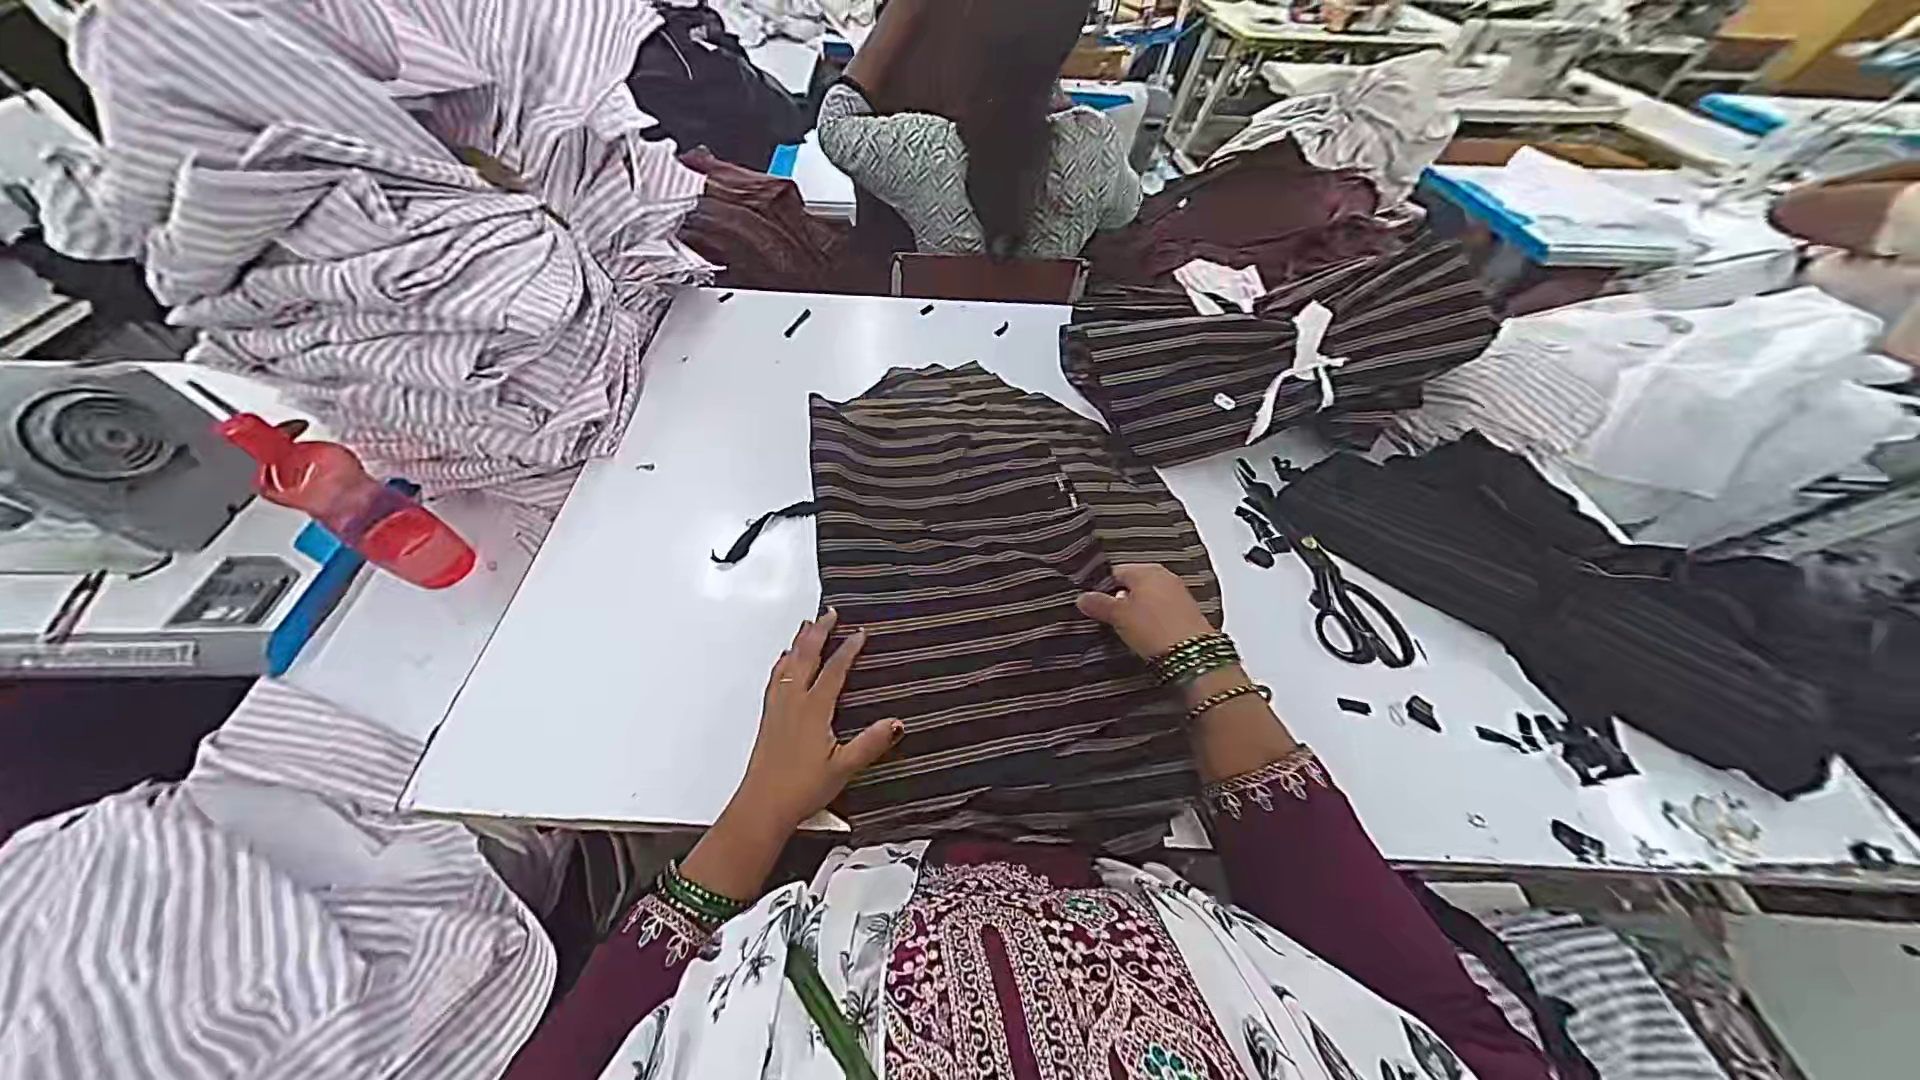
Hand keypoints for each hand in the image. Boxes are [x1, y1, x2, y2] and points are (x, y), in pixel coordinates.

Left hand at [730, 609, 903, 830]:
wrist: (762, 806)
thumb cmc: (799, 789)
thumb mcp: (844, 768)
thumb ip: (871, 743)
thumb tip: (896, 723)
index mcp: (814, 709)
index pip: (834, 669)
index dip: (848, 649)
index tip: (859, 633)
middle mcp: (793, 702)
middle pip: (806, 656)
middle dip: (819, 632)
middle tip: (829, 614)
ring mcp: (778, 707)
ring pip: (788, 663)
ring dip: (799, 641)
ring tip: (806, 626)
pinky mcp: (769, 717)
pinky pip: (775, 678)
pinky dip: (782, 662)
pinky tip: (783, 661)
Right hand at [1076, 563, 1217, 660]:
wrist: (1193, 655)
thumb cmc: (1152, 628)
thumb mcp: (1119, 616)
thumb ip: (1099, 604)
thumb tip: (1081, 597)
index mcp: (1146, 570)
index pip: (1116, 573)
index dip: (1102, 589)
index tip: (1094, 606)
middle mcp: (1164, 576)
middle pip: (1133, 586)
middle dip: (1120, 601)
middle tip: (1107, 620)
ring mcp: (1179, 594)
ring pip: (1147, 599)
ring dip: (1136, 612)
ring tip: (1125, 631)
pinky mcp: (1188, 613)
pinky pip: (1161, 612)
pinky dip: (1151, 621)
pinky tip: (1145, 635)